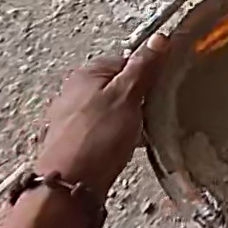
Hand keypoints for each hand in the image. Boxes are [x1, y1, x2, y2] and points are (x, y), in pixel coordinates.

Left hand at [33, 34, 168, 195]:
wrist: (68, 189)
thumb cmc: (98, 137)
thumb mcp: (128, 95)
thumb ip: (144, 66)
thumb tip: (159, 38)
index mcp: (87, 73)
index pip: (128, 60)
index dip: (147, 74)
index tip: (158, 89)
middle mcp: (74, 91)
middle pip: (120, 85)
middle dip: (138, 99)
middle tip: (149, 114)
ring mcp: (71, 118)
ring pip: (113, 110)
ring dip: (128, 119)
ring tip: (137, 134)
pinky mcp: (73, 142)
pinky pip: (104, 130)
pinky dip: (115, 136)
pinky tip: (122, 149)